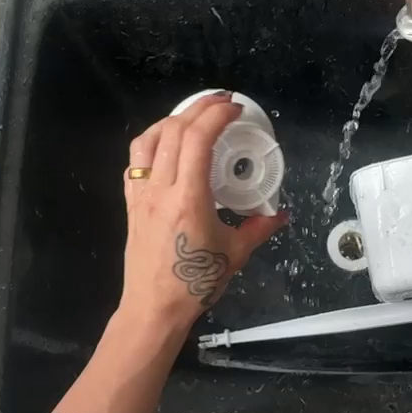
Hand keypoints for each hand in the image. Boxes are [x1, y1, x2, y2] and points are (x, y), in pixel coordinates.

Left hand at [120, 93, 285, 335]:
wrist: (153, 308)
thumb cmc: (195, 283)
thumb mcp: (235, 254)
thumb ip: (259, 228)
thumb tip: (280, 214)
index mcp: (188, 198)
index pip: (198, 140)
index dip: (216, 115)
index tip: (234, 109)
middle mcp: (161, 190)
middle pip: (174, 131)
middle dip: (198, 109)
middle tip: (221, 103)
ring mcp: (141, 195)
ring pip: (149, 140)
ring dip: (171, 120)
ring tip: (192, 117)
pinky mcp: (131, 204)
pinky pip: (136, 162)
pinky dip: (152, 144)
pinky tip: (166, 146)